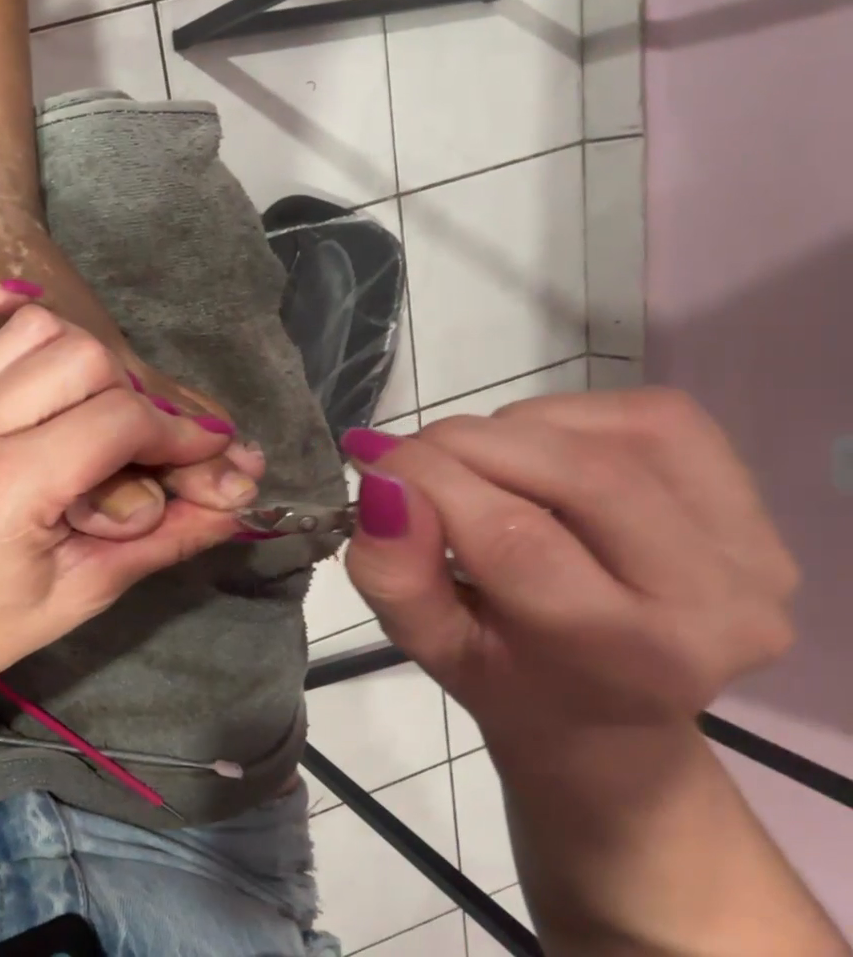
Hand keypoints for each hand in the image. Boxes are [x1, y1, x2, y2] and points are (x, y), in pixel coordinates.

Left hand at [0, 278, 247, 695]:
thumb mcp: (87, 592)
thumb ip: (165, 537)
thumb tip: (237, 495)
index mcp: (10, 486)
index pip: (117, 420)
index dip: (180, 434)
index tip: (211, 457)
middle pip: (82, 358)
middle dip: (139, 396)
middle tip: (155, 445)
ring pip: (31, 329)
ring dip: (84, 355)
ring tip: (102, 406)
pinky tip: (19, 304)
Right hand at [338, 389, 797, 741]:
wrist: (608, 708)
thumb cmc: (503, 678)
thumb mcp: (427, 646)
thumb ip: (394, 575)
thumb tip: (381, 483)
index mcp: (626, 656)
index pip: (518, 538)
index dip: (431, 481)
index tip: (368, 458)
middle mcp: (718, 604)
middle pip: (582, 475)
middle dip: (467, 443)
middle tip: (407, 453)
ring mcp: (754, 550)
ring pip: (618, 435)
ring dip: (517, 429)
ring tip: (473, 465)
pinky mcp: (758, 505)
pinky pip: (655, 420)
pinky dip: (569, 418)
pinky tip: (536, 453)